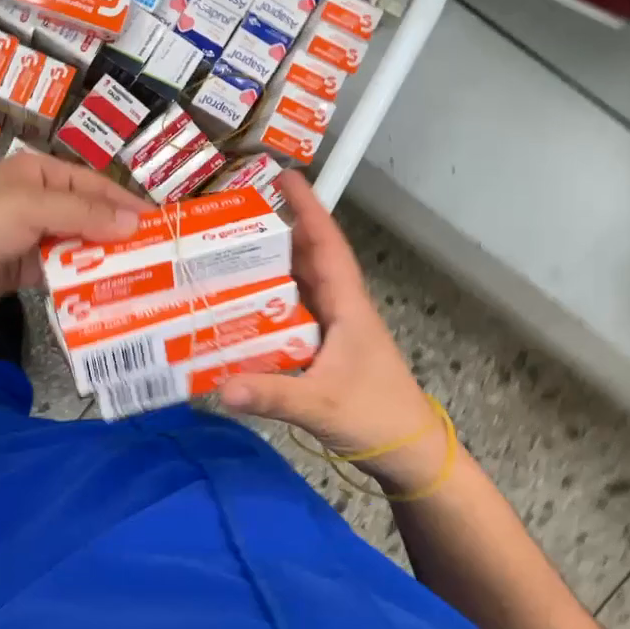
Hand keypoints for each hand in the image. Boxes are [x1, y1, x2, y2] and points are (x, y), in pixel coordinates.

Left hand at [0, 151, 150, 314]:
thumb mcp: (32, 208)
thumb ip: (83, 215)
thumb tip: (134, 224)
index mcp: (37, 173)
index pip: (92, 184)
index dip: (125, 202)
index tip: (158, 223)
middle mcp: (35, 199)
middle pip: (86, 215)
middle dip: (116, 233)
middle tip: (154, 254)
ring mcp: (27, 234)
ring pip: (74, 244)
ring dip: (99, 258)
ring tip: (135, 275)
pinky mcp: (21, 266)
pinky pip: (58, 270)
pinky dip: (77, 278)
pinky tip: (101, 290)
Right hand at [217, 172, 442, 489]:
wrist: (409, 453)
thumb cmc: (377, 417)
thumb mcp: (321, 404)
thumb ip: (272, 394)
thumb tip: (220, 386)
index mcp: (346, 305)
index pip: (326, 245)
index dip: (306, 208)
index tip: (282, 175)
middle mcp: (337, 309)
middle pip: (304, 259)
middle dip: (273, 231)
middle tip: (229, 216)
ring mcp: (329, 331)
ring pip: (293, 287)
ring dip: (264, 269)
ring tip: (220, 255)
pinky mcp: (318, 352)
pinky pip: (285, 318)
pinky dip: (261, 308)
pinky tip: (232, 312)